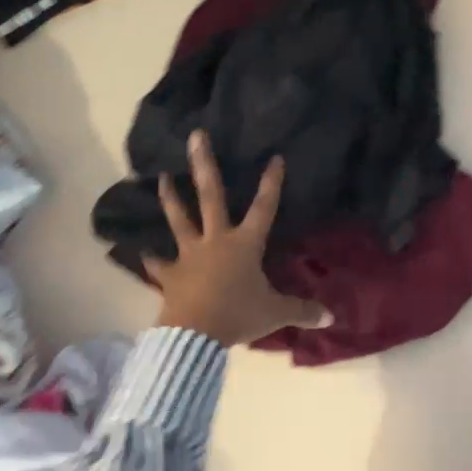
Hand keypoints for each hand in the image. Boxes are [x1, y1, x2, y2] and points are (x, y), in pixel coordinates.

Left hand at [144, 130, 328, 346]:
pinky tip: (141, 251)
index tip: (275, 158)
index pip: (264, 208)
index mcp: (244, 245)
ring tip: (161, 177)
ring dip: (170, 198)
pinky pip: (158, 265)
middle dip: (204, 165)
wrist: (197, 335)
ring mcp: (189, 256)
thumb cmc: (239, 315)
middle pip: (210, 196)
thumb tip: (330, 316)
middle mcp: (215, 241)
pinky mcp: (170, 276)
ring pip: (179, 220)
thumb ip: (302, 311)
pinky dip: (151, 259)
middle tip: (195, 136)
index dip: (271, 183)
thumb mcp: (276, 313)